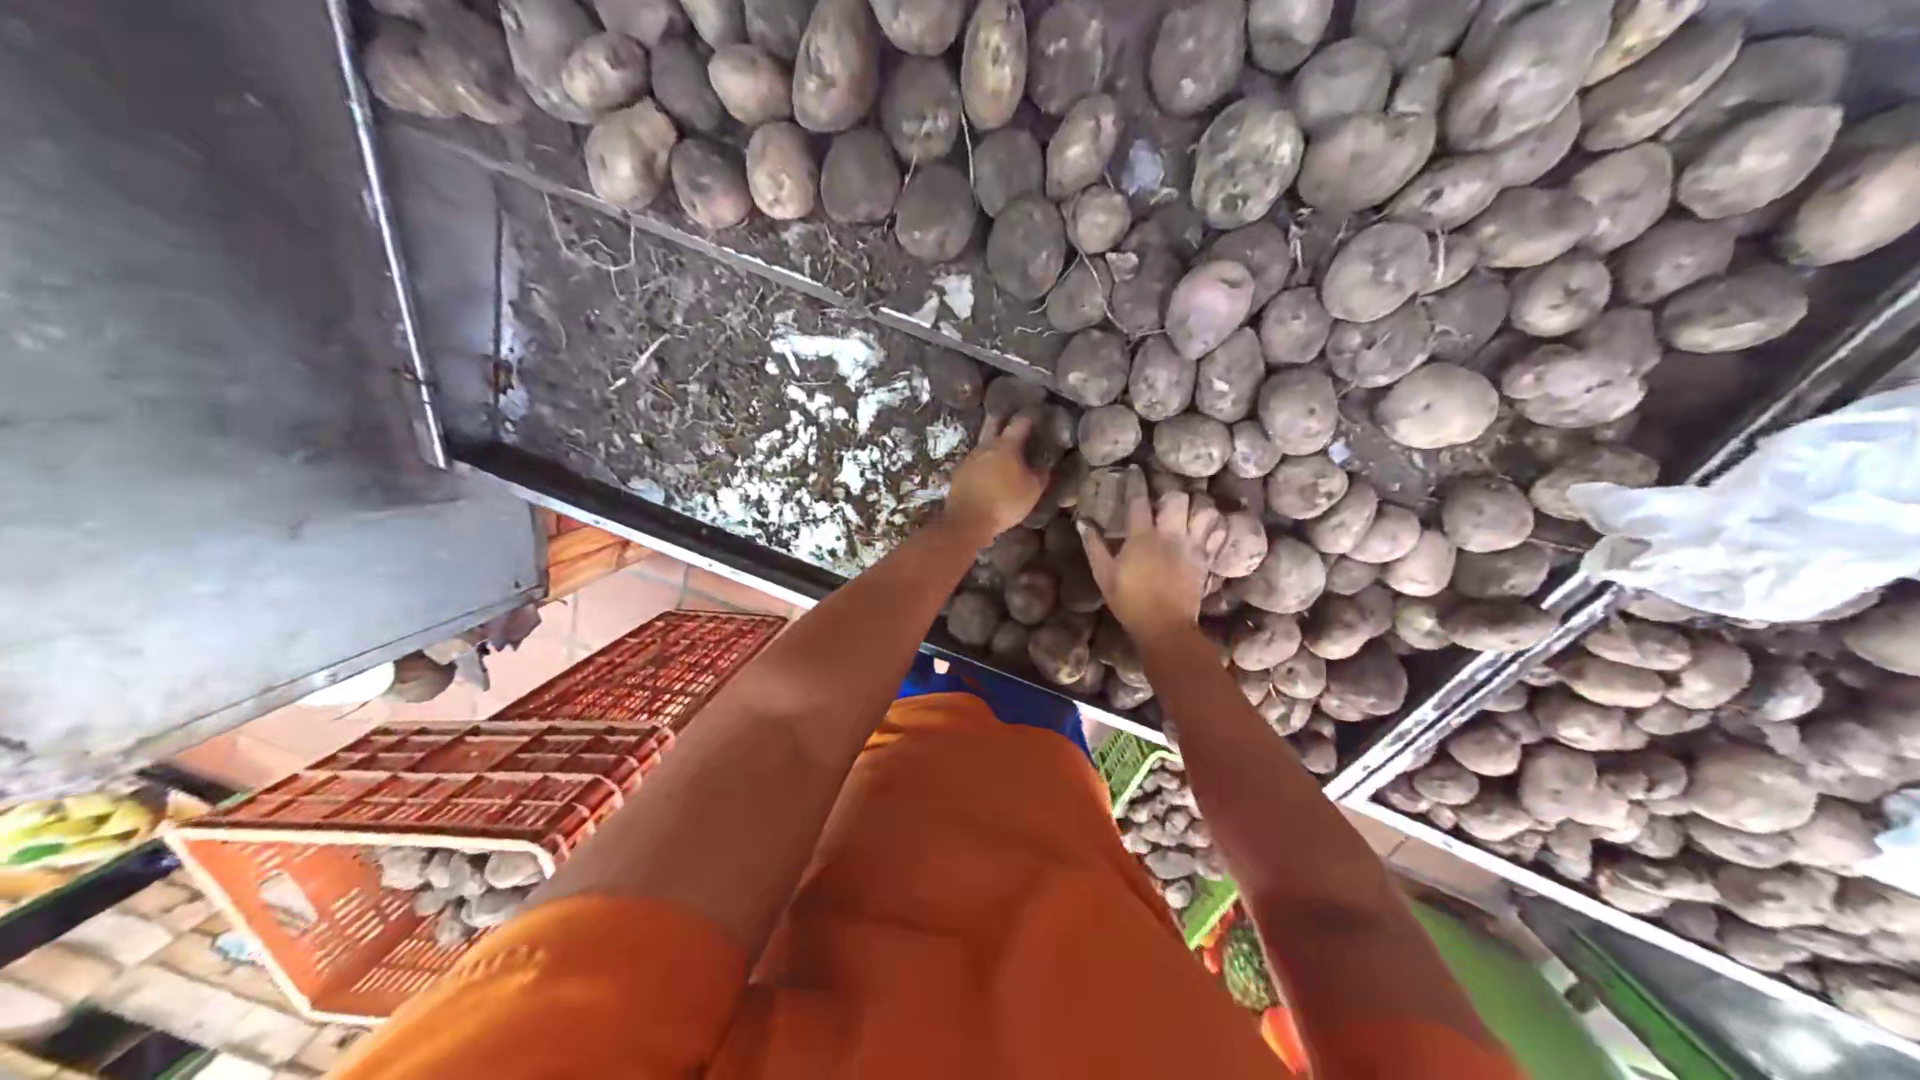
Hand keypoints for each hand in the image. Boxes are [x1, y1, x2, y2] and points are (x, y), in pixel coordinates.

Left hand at [943, 414, 1047, 542]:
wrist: (967, 521)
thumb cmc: (1005, 502)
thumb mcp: (1032, 490)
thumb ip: (1041, 474)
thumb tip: (1045, 464)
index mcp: (1006, 445)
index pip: (1020, 423)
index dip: (1030, 419)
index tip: (1037, 419)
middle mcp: (985, 446)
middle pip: (1000, 435)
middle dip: (1011, 438)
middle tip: (1022, 445)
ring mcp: (969, 459)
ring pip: (986, 450)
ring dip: (996, 455)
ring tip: (1006, 465)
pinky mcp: (958, 474)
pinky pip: (975, 466)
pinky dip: (984, 469)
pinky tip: (989, 479)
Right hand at [1080, 466, 1226, 639]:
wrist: (1164, 627)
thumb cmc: (1130, 602)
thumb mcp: (1104, 575)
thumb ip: (1094, 546)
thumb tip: (1083, 523)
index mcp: (1142, 538)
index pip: (1139, 500)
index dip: (1136, 482)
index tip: (1135, 469)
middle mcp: (1170, 535)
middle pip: (1177, 498)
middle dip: (1171, 491)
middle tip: (1166, 494)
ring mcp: (1192, 546)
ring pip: (1204, 510)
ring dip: (1197, 503)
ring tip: (1191, 505)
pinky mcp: (1207, 558)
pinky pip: (1219, 532)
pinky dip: (1216, 523)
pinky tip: (1209, 522)